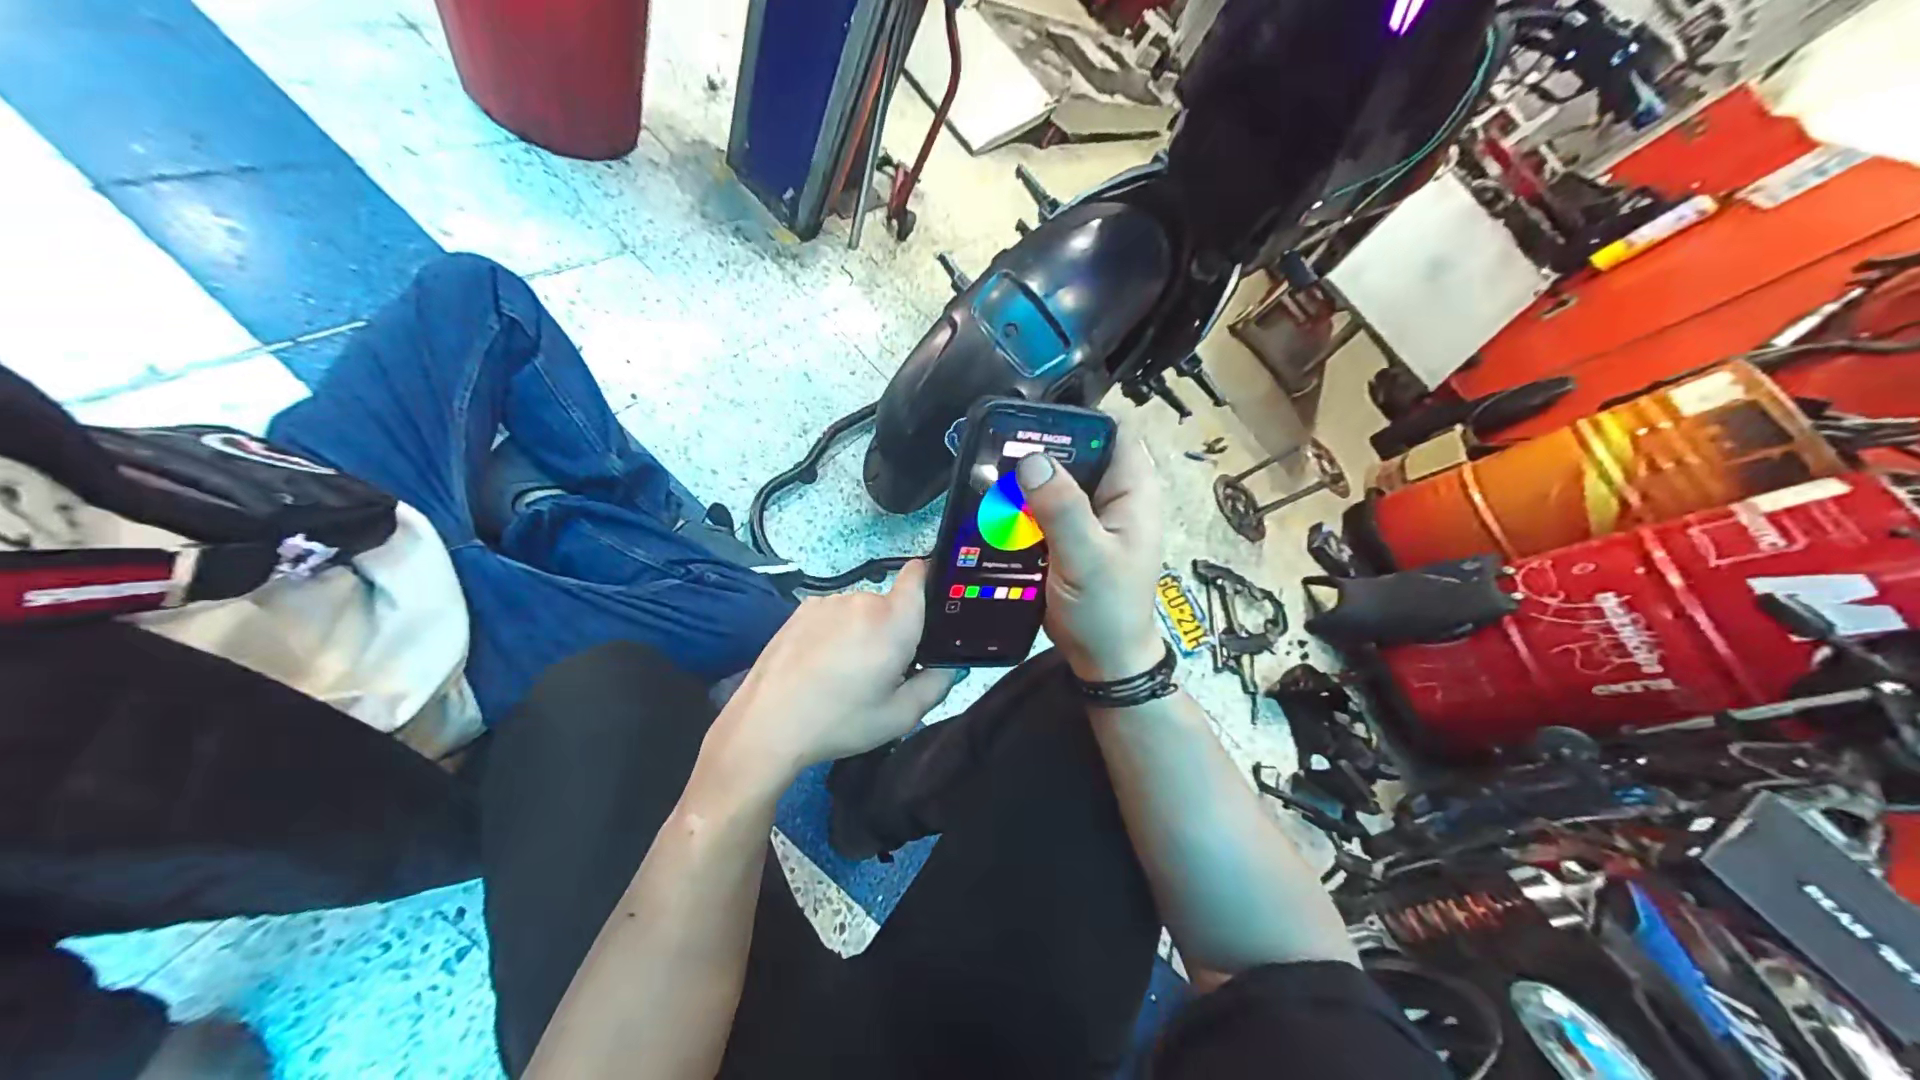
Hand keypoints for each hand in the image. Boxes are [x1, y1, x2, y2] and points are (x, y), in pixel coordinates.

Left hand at [705, 561, 961, 786]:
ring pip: (860, 611)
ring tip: (844, 673)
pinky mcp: (801, 609)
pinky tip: (820, 665)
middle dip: (893, 629)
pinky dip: (835, 633)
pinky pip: (833, 615)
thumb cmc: (840, 720)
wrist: (767, 724)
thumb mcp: (900, 716)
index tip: (928, 614)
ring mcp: (828, 601)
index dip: (930, 584)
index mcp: (894, 620)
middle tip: (883, 670)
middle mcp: (863, 599)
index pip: (920, 574)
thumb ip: (936, 685)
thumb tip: (949, 664)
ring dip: (862, 632)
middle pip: (891, 603)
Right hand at [1016, 430, 1166, 681]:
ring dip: (1029, 475)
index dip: (1077, 420)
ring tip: (989, 468)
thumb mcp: (1086, 557)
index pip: (1112, 431)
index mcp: (1132, 491)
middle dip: (1042, 446)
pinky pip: (1046, 505)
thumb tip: (1033, 460)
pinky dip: (1024, 502)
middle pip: (1079, 451)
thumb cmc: (1105, 609)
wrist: (1102, 659)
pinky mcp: (1071, 534)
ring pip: (1058, 478)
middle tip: (999, 444)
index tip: (1033, 419)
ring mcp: (1091, 515)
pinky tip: (997, 502)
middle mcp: (1114, 495)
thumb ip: (1063, 509)